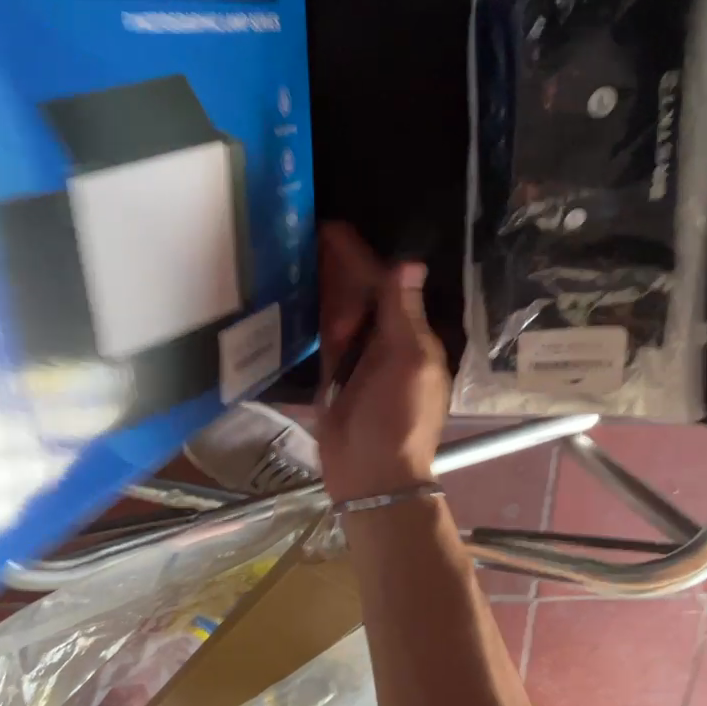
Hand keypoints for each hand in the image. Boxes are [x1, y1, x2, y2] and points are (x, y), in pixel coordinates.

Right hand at [315, 222, 449, 502]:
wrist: (371, 474)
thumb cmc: (399, 419)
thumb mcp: (410, 363)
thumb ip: (405, 316)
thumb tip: (409, 263)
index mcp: (412, 337)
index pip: (388, 286)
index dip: (363, 258)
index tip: (335, 231)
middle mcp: (385, 343)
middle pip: (361, 296)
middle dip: (338, 267)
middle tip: (307, 234)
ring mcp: (357, 361)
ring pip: (340, 314)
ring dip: (323, 286)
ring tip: (296, 254)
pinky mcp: (332, 377)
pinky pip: (323, 339)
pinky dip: (312, 317)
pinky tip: (294, 295)